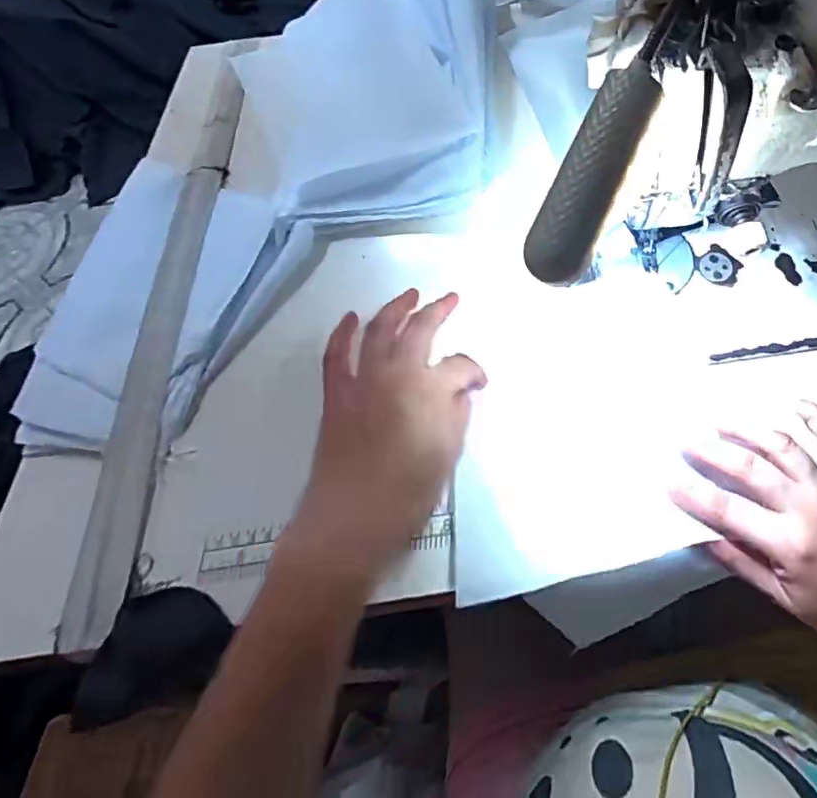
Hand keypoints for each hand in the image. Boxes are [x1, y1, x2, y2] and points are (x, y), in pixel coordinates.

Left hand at [283, 290, 486, 583]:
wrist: (349, 522)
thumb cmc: (407, 496)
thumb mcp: (447, 457)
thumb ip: (457, 416)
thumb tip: (460, 392)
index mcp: (430, 391)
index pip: (460, 366)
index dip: (474, 370)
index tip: (479, 381)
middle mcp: (396, 374)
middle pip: (419, 329)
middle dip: (438, 310)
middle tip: (450, 299)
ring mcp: (362, 380)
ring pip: (379, 330)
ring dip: (395, 308)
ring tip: (409, 294)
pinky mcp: (336, 393)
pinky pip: (336, 354)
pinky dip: (342, 332)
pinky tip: (350, 318)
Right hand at [668, 402, 816, 658]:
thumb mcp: (783, 597)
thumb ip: (740, 561)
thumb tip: (699, 534)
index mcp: (792, 545)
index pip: (730, 511)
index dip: (695, 495)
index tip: (670, 481)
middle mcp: (812, 509)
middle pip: (752, 468)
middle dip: (713, 452)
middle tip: (688, 443)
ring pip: (785, 445)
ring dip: (749, 430)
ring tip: (723, 424)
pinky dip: (814, 417)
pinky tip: (793, 405)